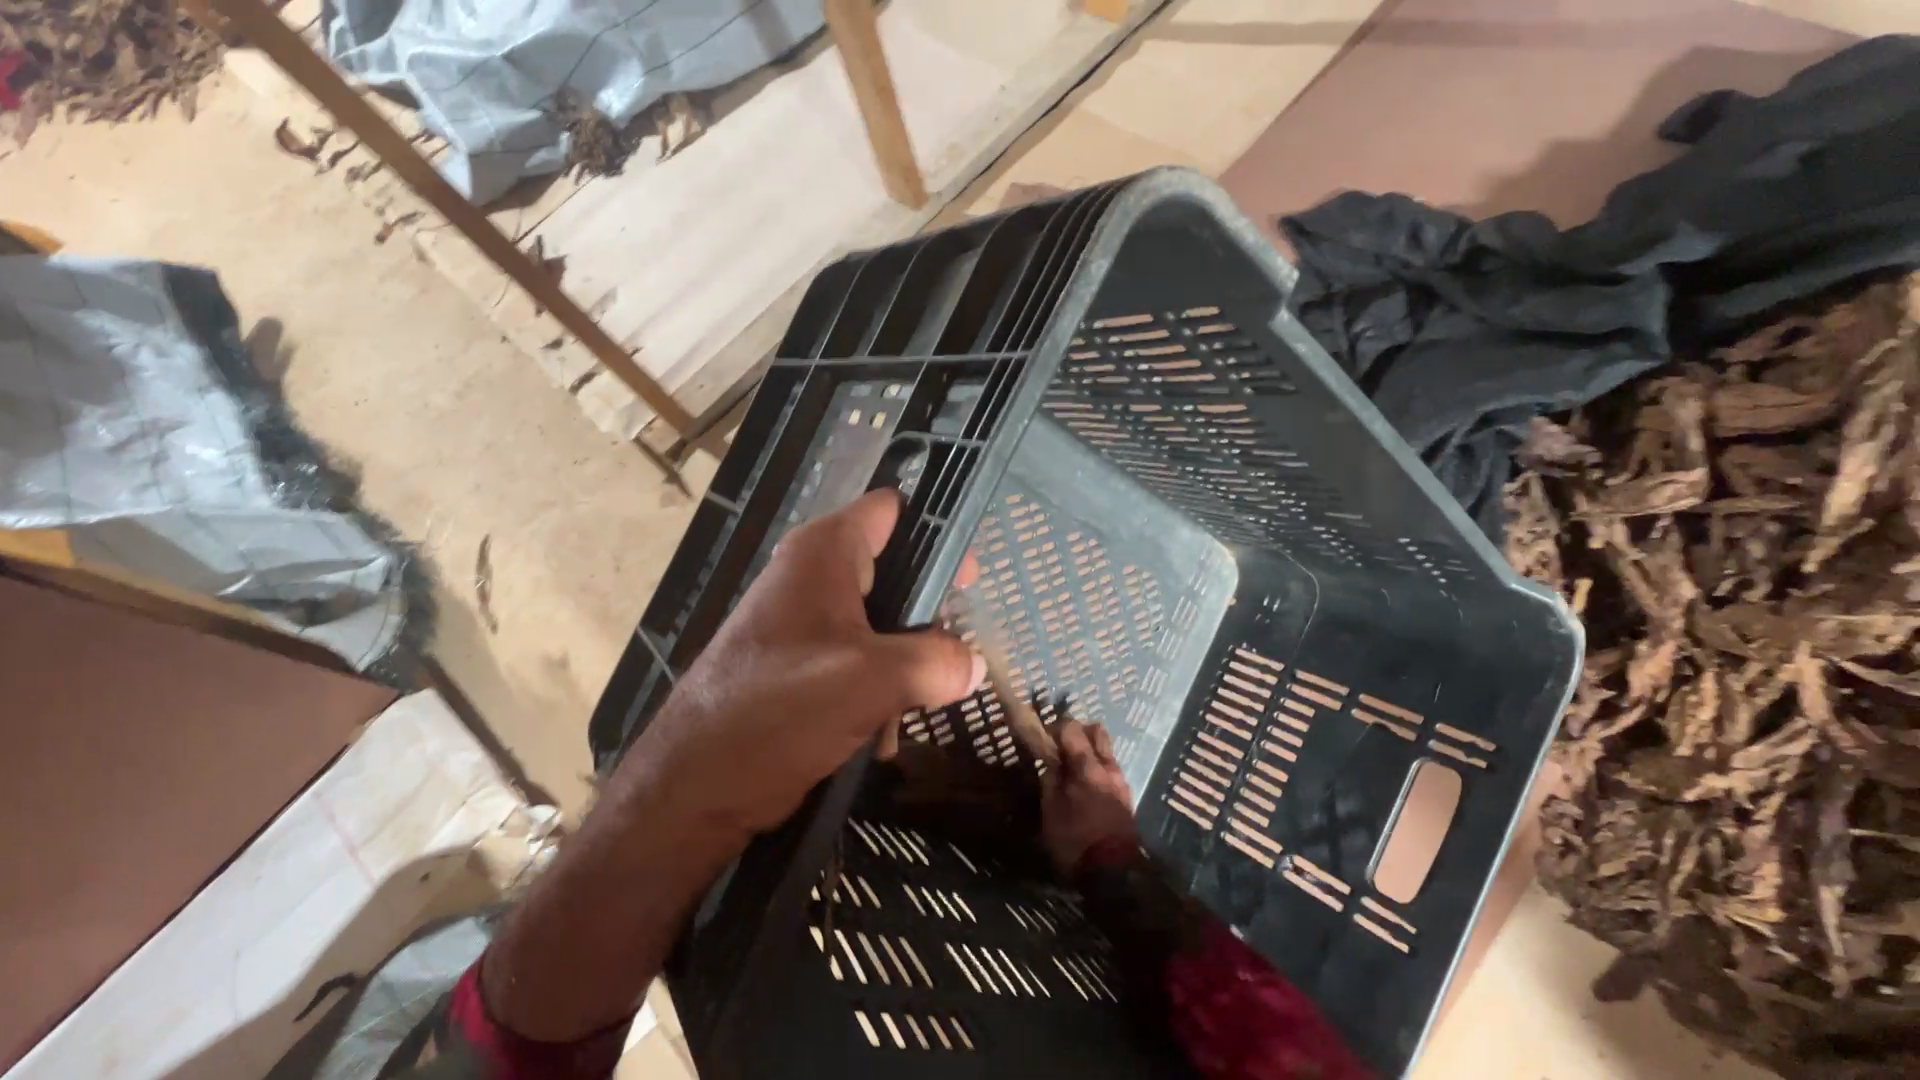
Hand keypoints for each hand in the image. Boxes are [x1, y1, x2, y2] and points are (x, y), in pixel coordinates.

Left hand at [619, 488, 985, 833]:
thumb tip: (973, 664)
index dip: (938, 534)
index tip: (970, 581)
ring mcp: (804, 625)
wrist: (696, 786)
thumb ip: (935, 662)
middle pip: (895, 571)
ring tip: (921, 703)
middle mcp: (813, 577)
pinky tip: (883, 733)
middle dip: (930, 613)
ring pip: (882, 626)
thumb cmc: (779, 711)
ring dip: (908, 663)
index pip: (892, 510)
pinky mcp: (800, 668)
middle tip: (958, 653)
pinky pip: (860, 664)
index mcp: (824, 554)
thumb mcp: (871, 679)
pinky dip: (880, 691)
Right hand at [1041, 719, 1138, 875]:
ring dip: (1088, 751)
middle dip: (1078, 732)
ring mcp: (1120, 780)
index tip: (1043, 739)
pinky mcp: (1126, 795)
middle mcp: (1108, 767)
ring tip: (1070, 769)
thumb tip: (1049, 762)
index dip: (1055, 728)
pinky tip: (1084, 785)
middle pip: (1097, 731)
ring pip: (1106, 750)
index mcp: (1087, 767)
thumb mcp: (1051, 812)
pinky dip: (1097, 767)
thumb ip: (1050, 781)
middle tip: (1060, 747)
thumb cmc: (1076, 841)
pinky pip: (1110, 768)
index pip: (1072, 728)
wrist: (1114, 873)